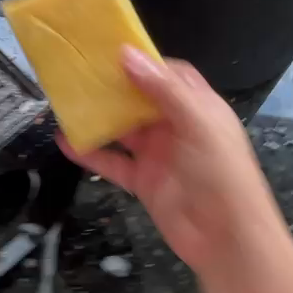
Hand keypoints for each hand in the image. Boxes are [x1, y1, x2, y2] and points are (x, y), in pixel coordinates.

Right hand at [60, 46, 284, 273]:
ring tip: (65, 101)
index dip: (144, 61)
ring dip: (97, 116)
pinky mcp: (142, 181)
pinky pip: (111, 161)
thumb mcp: (198, 124)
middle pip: (140, 98)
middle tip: (78, 71)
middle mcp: (176, 127)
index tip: (109, 50)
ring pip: (122, 128)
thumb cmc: (221, 176)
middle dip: (113, 85)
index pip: (170, 74)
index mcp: (198, 108)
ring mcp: (158, 154)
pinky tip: (65, 141)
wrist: (227, 242)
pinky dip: (88, 152)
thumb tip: (126, 53)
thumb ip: (163, 89)